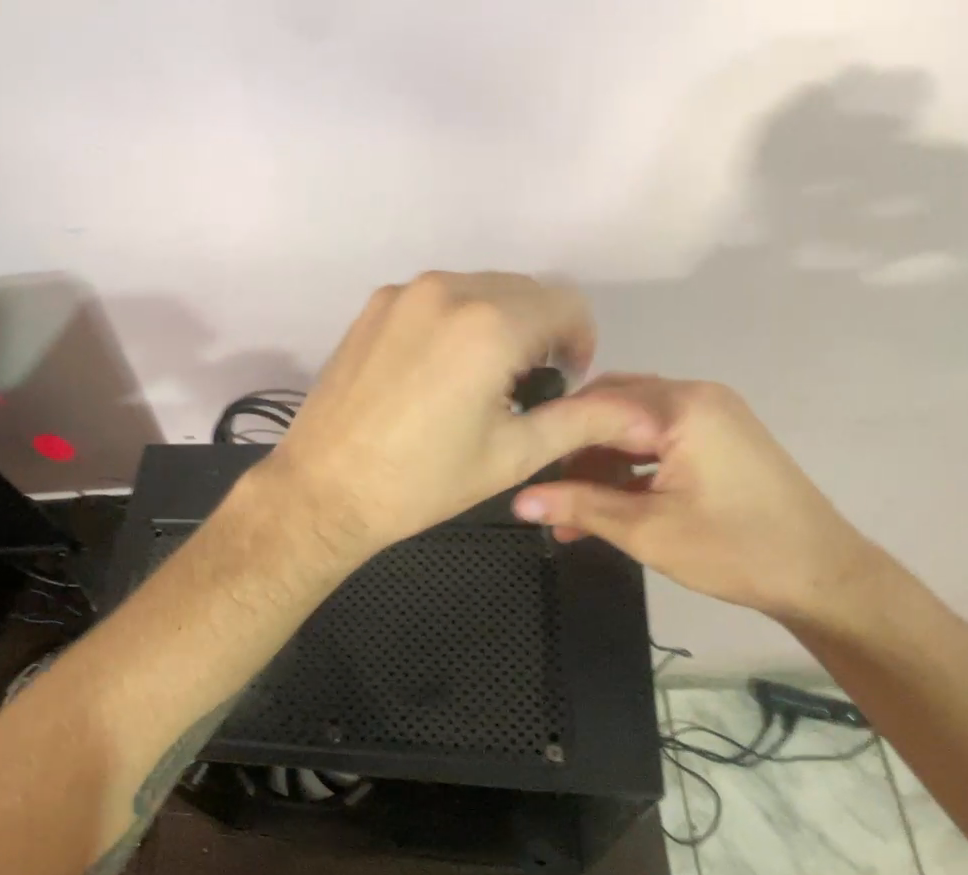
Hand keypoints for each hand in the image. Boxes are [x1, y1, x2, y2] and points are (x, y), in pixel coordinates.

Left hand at [269, 273, 655, 547]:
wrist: (324, 491)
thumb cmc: (421, 483)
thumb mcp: (513, 455)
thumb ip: (584, 420)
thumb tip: (643, 411)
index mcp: (490, 324)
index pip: (568, 305)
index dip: (579, 344)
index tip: (563, 383)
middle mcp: (447, 290)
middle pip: (524, 291)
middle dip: (538, 334)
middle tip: (522, 392)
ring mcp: (403, 295)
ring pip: (479, 290)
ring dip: (496, 325)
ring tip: (478, 386)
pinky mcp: (373, 308)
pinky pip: (436, 300)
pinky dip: (453, 324)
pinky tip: (436, 376)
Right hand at [511, 376, 879, 620]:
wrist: (821, 575)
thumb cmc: (733, 548)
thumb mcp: (645, 530)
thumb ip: (578, 506)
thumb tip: (517, 501)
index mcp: (680, 406)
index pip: (594, 404)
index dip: (552, 436)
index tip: (518, 467)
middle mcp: (697, 396)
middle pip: (612, 409)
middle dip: (574, 451)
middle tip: (542, 492)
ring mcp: (713, 416)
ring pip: (632, 429)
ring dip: (599, 466)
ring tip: (569, 514)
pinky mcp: (721, 440)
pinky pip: (658, 442)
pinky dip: (629, 471)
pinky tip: (606, 508)